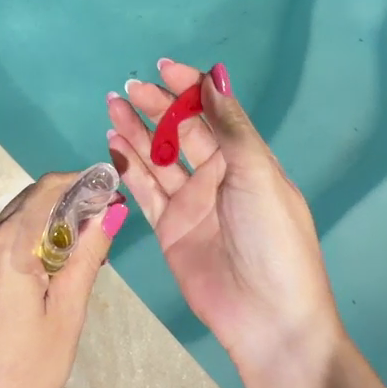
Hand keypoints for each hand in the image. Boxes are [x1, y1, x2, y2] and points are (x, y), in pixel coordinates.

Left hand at [0, 171, 128, 387]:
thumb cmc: (24, 369)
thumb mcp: (66, 314)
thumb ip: (86, 257)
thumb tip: (110, 212)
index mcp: (9, 243)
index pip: (47, 189)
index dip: (81, 183)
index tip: (111, 192)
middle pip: (30, 200)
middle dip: (68, 203)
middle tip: (104, 224)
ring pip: (16, 219)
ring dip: (48, 223)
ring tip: (82, 252)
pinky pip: (1, 239)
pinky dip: (28, 239)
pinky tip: (48, 268)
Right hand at [109, 60, 386, 387]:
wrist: (269, 319)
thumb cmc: (273, 240)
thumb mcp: (258, 175)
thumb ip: (230, 127)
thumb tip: (213, 76)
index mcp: (245, 160)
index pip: (213, 112)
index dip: (190, 89)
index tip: (164, 68)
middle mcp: (217, 175)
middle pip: (181, 130)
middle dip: (157, 105)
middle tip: (131, 87)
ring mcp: (191, 202)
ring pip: (157, 156)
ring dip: (136, 130)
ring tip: (112, 105)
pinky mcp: (169, 228)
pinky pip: (144, 189)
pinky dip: (128, 166)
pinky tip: (112, 143)